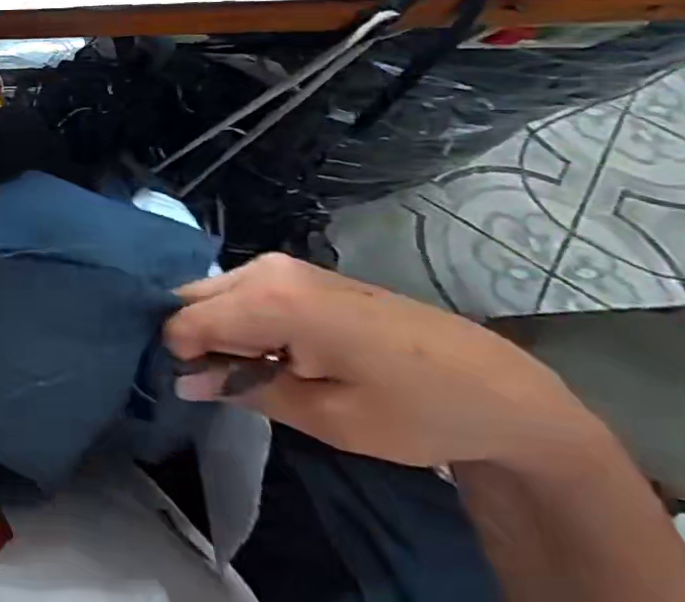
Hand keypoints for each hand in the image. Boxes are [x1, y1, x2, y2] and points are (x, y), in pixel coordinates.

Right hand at [163, 254, 604, 469]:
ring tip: (253, 375)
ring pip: (215, 294)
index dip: (181, 357)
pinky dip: (239, 323)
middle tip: (225, 387)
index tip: (201, 392)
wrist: (503, 391)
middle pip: (194, 298)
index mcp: (272, 298)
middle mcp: (269, 269)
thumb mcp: (328, 418)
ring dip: (217, 333)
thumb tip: (183, 382)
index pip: (185, 320)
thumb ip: (246, 390)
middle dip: (194, 340)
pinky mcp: (300, 274)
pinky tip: (270, 355)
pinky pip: (242, 293)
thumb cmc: (416, 410)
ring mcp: (285, 266)